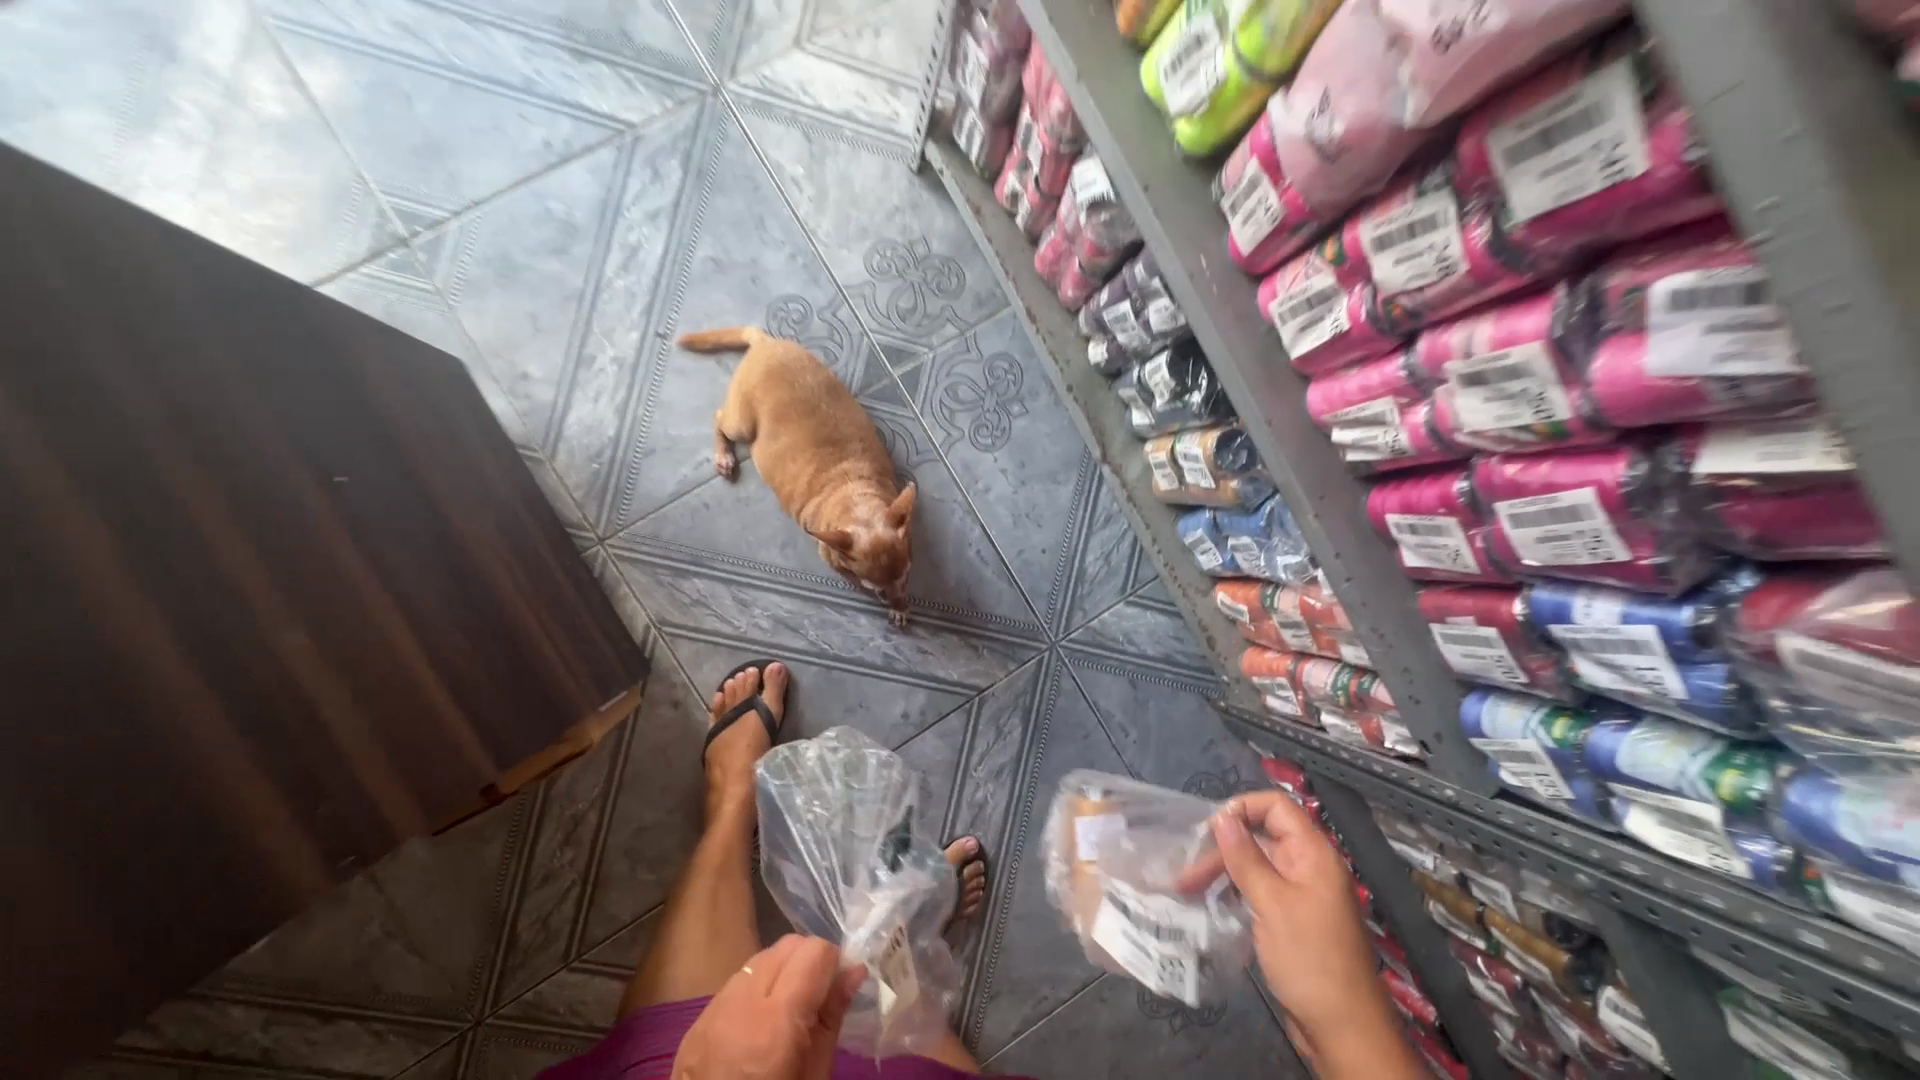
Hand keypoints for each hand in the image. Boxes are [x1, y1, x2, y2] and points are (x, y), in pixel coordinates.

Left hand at [671, 935, 864, 1079]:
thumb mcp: (815, 1076)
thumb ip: (831, 1018)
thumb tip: (854, 971)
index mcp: (777, 1022)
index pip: (814, 951)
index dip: (833, 963)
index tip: (839, 986)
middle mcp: (742, 1004)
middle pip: (786, 946)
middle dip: (809, 960)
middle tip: (818, 996)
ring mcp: (714, 1010)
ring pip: (759, 959)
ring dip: (782, 971)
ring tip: (789, 1010)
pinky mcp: (697, 1022)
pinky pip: (735, 983)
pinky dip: (756, 988)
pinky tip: (760, 1023)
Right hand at [1182, 792, 1418, 1079]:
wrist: (1343, 1029)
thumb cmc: (1310, 959)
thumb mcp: (1271, 903)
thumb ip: (1245, 857)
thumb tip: (1222, 816)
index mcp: (1313, 854)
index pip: (1276, 807)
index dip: (1242, 808)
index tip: (1209, 829)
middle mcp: (1308, 867)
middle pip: (1261, 837)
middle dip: (1222, 849)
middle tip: (1187, 873)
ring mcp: (1300, 895)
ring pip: (1256, 867)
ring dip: (1223, 873)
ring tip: (1188, 891)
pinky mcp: (1291, 920)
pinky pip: (1259, 893)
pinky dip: (1234, 894)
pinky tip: (1210, 906)